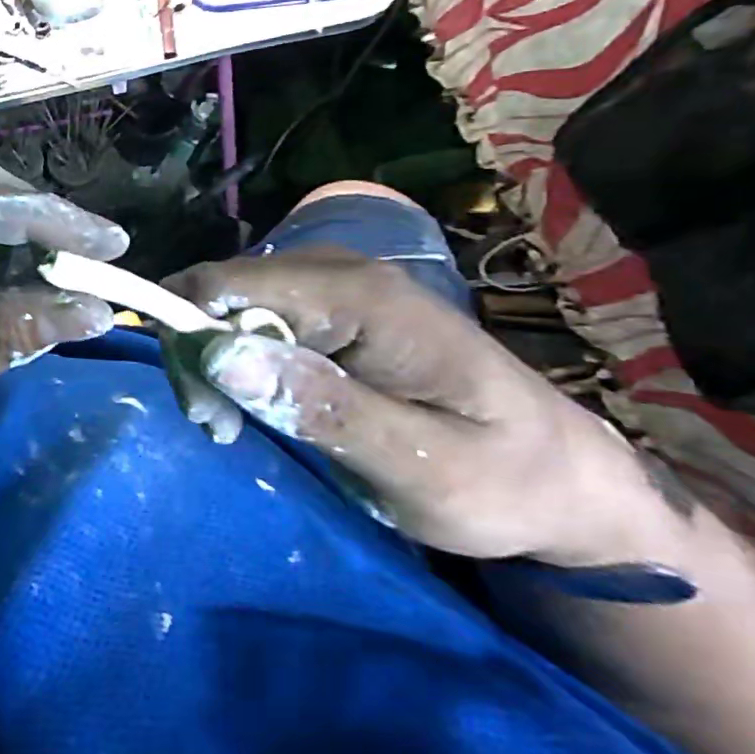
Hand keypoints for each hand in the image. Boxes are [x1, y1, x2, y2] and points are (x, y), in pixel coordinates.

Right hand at [165, 247, 673, 563]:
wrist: (564, 479)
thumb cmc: (504, 482)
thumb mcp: (420, 466)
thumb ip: (321, 406)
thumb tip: (218, 353)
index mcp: (363, 297)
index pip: (223, 286)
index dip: (189, 340)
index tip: (205, 411)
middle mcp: (338, 271)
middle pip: (212, 292)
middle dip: (195, 358)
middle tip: (219, 428)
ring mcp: (328, 283)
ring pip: (218, 303)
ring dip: (207, 363)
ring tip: (233, 424)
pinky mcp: (322, 305)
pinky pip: (241, 316)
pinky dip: (227, 360)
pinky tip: (250, 401)